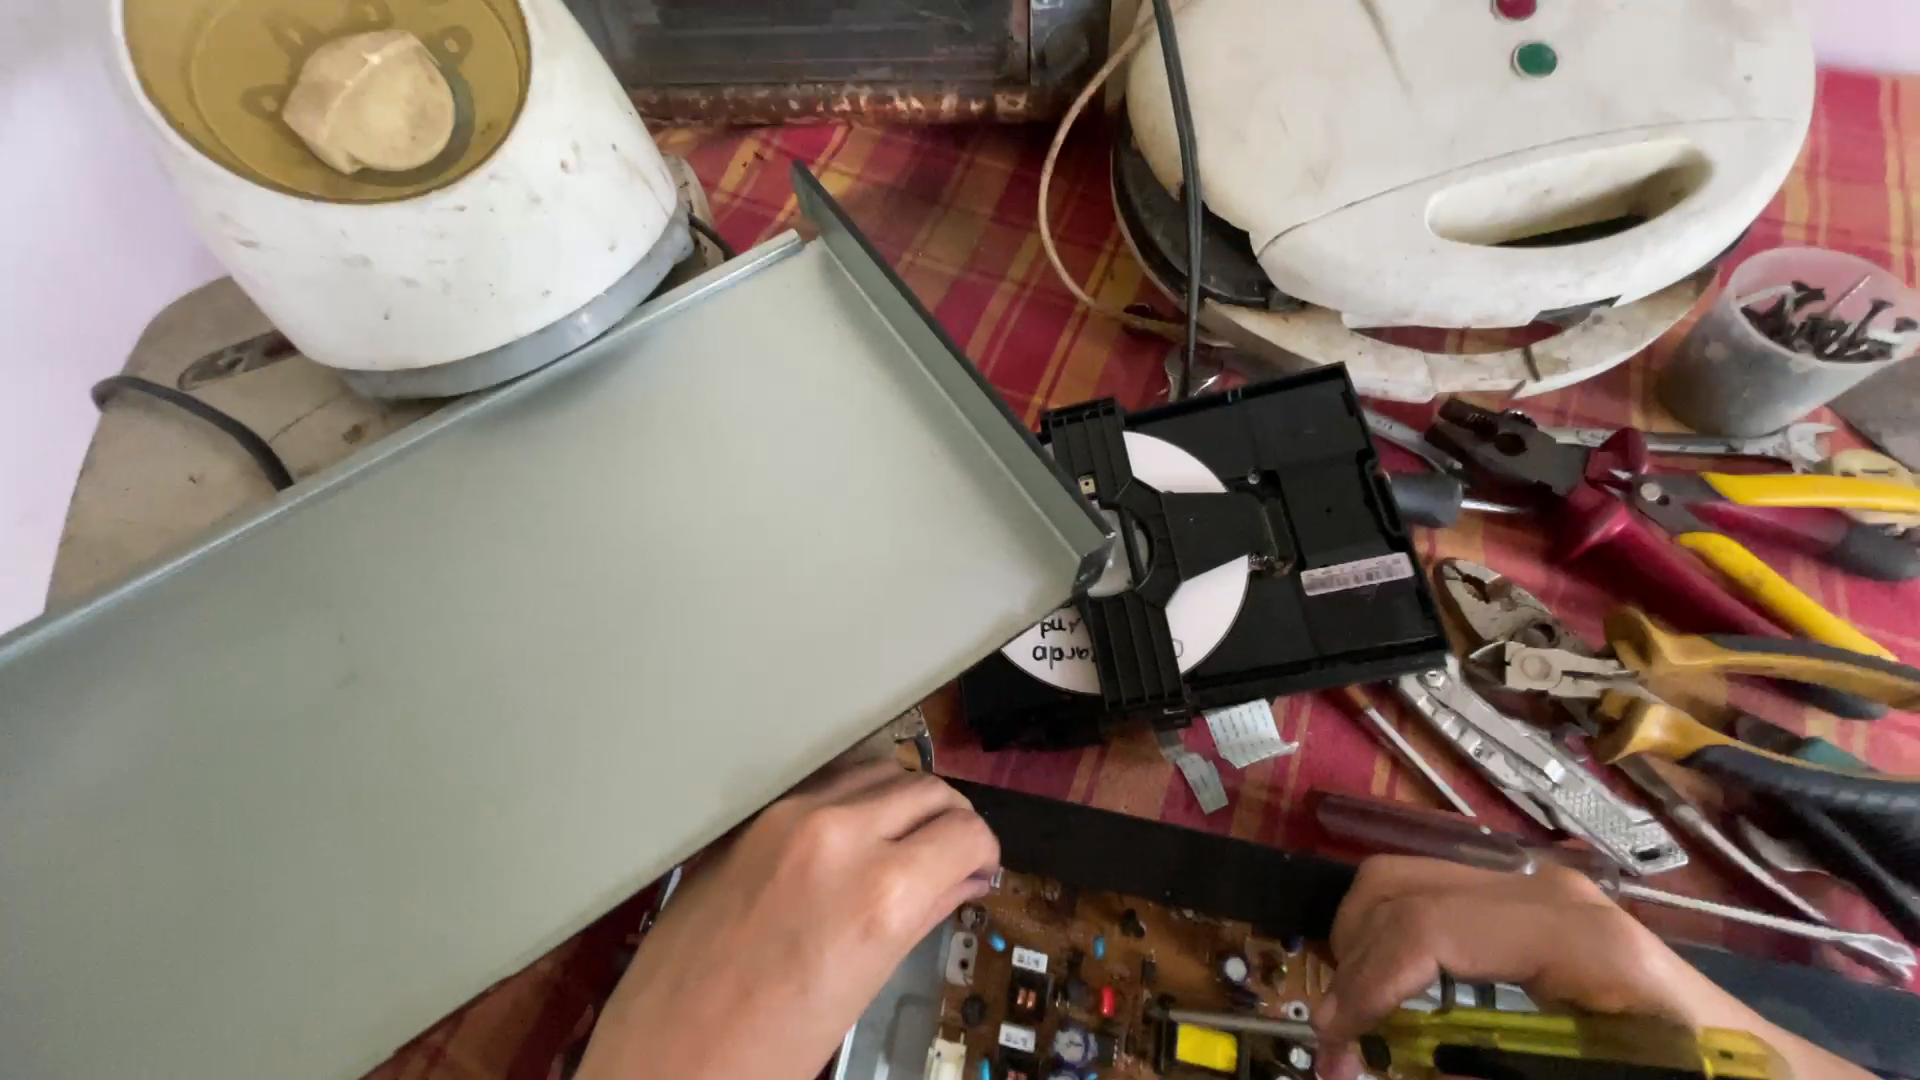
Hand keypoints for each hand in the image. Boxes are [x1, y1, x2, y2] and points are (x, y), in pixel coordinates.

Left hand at [575, 761, 999, 1079]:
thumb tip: (966, 877)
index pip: (965, 831)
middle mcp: (839, 834)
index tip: (980, 867)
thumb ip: (924, 913)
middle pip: (928, 787)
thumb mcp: (864, 985)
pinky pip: (830, 780)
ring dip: (908, 798)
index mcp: (878, 893)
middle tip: (953, 853)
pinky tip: (857, 828)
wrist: (663, 1055)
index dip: (984, 849)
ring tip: (908, 837)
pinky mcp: (756, 815)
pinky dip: (860, 793)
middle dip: (953, 819)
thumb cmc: (770, 1050)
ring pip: (881, 768)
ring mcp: (790, 815)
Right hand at [1312, 856, 1871, 1079]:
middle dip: (1351, 959)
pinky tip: (1395, 992)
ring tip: (1360, 1016)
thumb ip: (1482, 1079)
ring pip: (1398, 881)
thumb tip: (1379, 1071)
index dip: (1366, 984)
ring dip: (1361, 944)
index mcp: (1580, 941)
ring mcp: (1532, 887)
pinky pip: (1424, 895)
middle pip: (1398, 887)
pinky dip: (1390, 938)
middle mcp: (1545, 891)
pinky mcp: (1523, 900)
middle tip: (1340, 1036)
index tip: (1336, 1047)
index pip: (1430, 928)